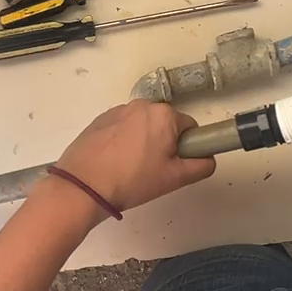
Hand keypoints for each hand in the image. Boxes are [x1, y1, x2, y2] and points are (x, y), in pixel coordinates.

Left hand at [52, 100, 215, 213]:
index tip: (173, 165)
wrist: (83, 185)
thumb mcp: (175, 179)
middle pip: (164, 124)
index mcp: (164, 114)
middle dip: (163, 144)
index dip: (186, 148)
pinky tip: (114, 163)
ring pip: (141, 126)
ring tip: (130, 169)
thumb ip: (201, 166)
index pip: (189, 127)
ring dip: (142, 142)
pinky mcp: (99, 120)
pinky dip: (122, 142)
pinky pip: (121, 128)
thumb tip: (208, 158)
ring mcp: (118, 111)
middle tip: (152, 170)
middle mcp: (142, 105)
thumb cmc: (133, 180)